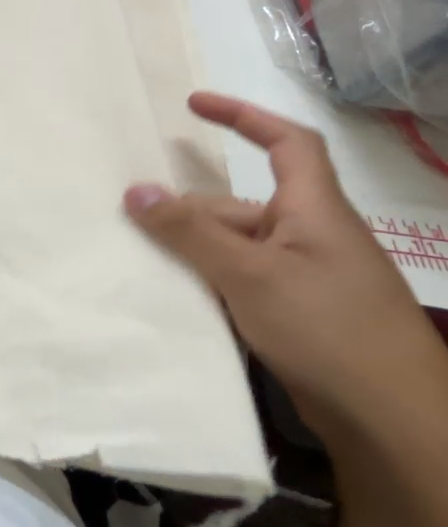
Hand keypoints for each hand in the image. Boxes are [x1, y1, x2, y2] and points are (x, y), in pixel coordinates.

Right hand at [123, 92, 447, 443]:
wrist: (396, 421)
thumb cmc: (330, 331)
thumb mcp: (248, 274)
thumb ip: (188, 231)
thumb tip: (134, 189)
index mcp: (315, 214)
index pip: (288, 145)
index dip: (245, 117)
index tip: (193, 105)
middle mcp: (312, 237)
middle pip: (238, 204)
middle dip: (186, 210)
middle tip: (129, 221)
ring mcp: (306, 277)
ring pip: (232, 244)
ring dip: (188, 248)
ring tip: (139, 259)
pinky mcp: (298, 313)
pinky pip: (238, 278)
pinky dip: (203, 278)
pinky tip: (172, 293)